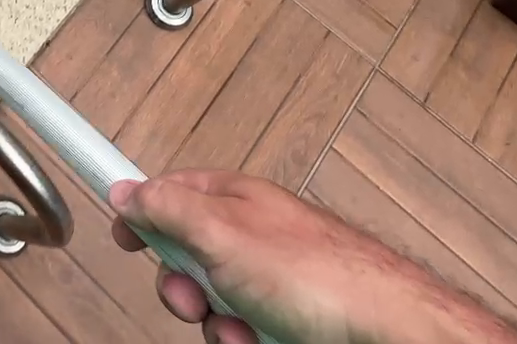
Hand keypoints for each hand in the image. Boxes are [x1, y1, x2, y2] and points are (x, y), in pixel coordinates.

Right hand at [108, 170, 516, 343]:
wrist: (394, 335)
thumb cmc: (313, 274)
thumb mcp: (219, 231)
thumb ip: (164, 207)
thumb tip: (122, 188)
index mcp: (233, 199)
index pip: (170, 193)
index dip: (143, 214)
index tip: (123, 240)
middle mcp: (251, 235)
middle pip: (188, 255)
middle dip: (183, 285)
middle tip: (194, 300)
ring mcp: (274, 281)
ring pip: (217, 302)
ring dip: (218, 324)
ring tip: (243, 334)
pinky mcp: (292, 322)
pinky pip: (248, 332)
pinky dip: (248, 342)